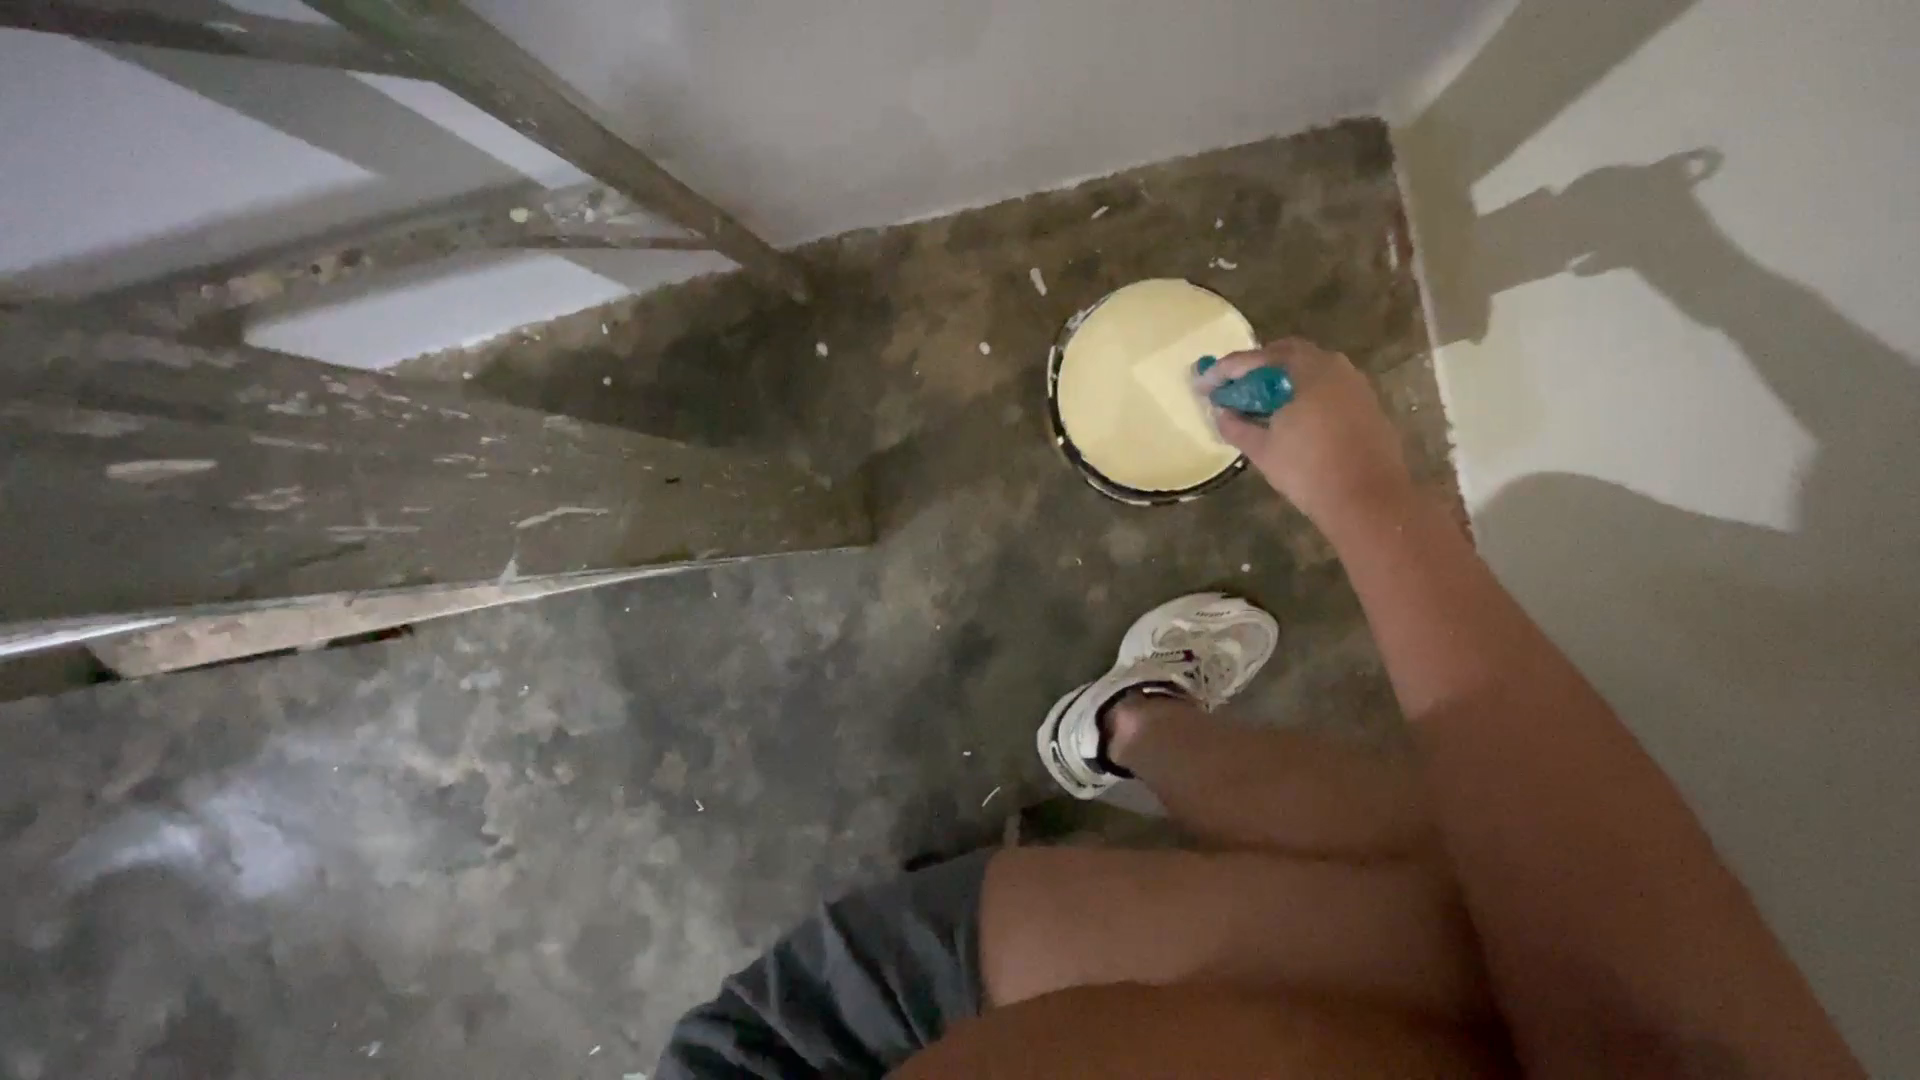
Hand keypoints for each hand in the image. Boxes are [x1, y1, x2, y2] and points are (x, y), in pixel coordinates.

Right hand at [1205, 339, 1414, 531]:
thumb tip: (1222, 413)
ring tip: (1259, 404)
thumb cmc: (1309, 470)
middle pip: (1286, 356)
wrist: (1368, 500)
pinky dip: (1303, 394)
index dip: (1225, 371)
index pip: (1256, 359)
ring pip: (1310, 371)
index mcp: (1307, 369)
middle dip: (1255, 369)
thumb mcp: (1262, 450)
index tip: (1204, 384)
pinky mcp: (1367, 405)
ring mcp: (1355, 384)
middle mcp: (1334, 366)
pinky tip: (1291, 418)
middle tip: (1233, 388)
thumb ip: (1237, 426)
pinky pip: (1327, 388)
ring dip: (1281, 382)